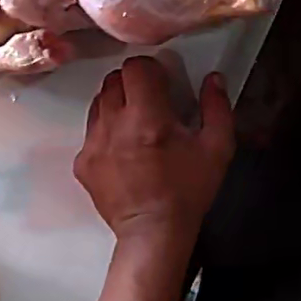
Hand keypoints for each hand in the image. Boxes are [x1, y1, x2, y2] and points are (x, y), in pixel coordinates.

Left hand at [75, 57, 234, 244]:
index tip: (164, 83)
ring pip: (99, 103)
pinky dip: (107, 131)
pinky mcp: (83, 163)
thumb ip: (218, 108)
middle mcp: (115, 125)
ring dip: (118, 104)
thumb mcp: (218, 149)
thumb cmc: (189, 190)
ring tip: (137, 124)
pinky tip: (125, 150)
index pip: (137, 67)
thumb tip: (214, 79)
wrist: (155, 232)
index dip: (152, 69)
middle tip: (153, 102)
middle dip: (134, 84)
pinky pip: (91, 131)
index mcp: (149, 118)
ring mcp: (93, 144)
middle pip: (114, 80)